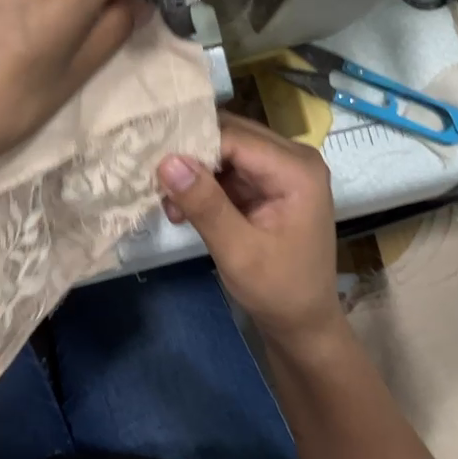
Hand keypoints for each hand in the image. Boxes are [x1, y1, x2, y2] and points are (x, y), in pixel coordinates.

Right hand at [157, 113, 340, 339]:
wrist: (302, 322)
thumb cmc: (278, 290)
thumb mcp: (238, 251)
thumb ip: (205, 204)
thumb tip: (167, 161)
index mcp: (297, 169)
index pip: (233, 137)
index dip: (192, 148)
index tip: (155, 170)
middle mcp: (293, 157)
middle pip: (229, 135)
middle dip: (191, 158)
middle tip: (159, 189)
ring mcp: (281, 168)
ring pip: (223, 149)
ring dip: (194, 173)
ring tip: (172, 207)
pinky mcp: (267, 182)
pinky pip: (227, 168)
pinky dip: (203, 184)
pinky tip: (184, 209)